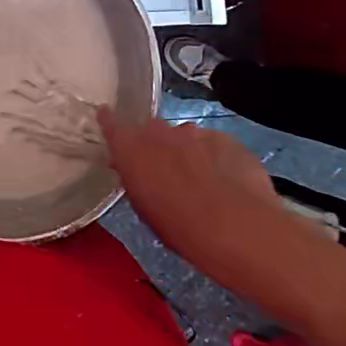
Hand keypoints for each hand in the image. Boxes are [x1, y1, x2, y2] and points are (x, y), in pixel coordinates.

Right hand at [97, 110, 311, 282]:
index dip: (109, 120)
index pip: (111, 123)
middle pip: (152, 131)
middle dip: (155, 146)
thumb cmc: (179, 227)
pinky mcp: (227, 139)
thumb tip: (131, 167)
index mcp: (132, 148)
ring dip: (187, 153)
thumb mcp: (144, 208)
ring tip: (200, 183)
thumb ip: (134, 179)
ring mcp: (196, 132)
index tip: (107, 117)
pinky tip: (225, 184)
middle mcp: (161, 132)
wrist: (238, 227)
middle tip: (163, 172)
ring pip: (185, 138)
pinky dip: (215, 159)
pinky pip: (214, 145)